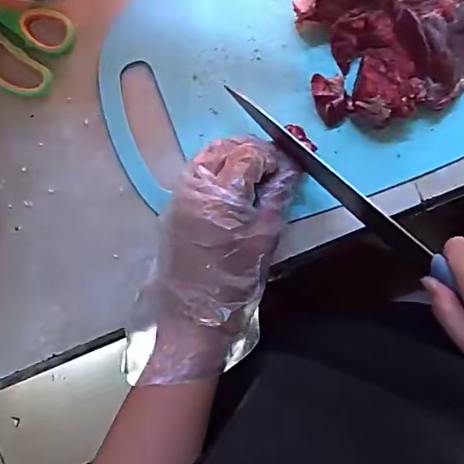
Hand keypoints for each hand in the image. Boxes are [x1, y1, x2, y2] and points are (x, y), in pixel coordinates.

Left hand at [135, 137, 300, 382]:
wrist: (195, 316)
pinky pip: (195, 176)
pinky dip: (215, 173)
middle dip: (250, 150)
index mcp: (218, 195)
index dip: (272, 155)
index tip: (288, 165)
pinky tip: (232, 189)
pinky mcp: (172, 209)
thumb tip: (290, 170)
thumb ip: (278, 196)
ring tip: (255, 176)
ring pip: (206, 158)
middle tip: (273, 165)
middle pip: (223, 148)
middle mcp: (192, 189)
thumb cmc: (233, 282)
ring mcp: (178, 197)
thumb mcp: (266, 238)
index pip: (247, 154)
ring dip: (231, 158)